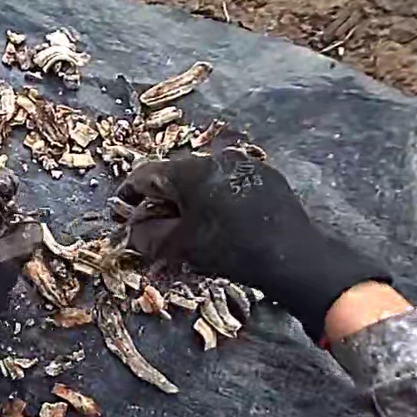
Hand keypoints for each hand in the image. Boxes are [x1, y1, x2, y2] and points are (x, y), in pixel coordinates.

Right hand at [115, 139, 388, 342]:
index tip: (121, 210)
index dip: (128, 194)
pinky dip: (212, 199)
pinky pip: (225, 183)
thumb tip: (134, 226)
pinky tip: (216, 220)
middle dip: (159, 198)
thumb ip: (145, 234)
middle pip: (173, 176)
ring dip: (187, 199)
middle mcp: (214, 158)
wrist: (295, 258)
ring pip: (200, 179)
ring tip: (185, 223)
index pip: (144, 175)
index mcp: (189, 171)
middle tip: (153, 221)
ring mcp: (243, 164)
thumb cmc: (229, 249)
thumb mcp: (177, 246)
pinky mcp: (265, 176)